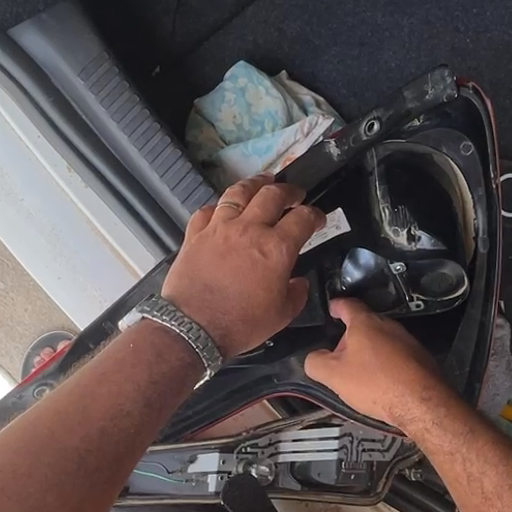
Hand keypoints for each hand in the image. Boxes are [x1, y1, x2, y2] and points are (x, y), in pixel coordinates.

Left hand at [162, 175, 324, 355]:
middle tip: (295, 194)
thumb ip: (296, 294)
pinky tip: (221, 210)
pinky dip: (218, 207)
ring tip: (262, 182)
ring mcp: (219, 228)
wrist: (193, 328)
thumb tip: (298, 282)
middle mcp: (249, 229)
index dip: (315, 215)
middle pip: (272, 194)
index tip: (318, 218)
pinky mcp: (195, 234)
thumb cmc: (241, 324)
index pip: (303, 218)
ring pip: (238, 192)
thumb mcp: (282, 315)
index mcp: (277, 248)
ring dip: (254, 184)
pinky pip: (207, 210)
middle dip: (289, 190)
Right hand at [305, 298, 451, 428]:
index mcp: (365, 323)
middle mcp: (388, 326)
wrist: (421, 403)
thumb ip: (315, 362)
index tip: (332, 308)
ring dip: (368, 354)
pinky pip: (396, 356)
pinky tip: (380, 385)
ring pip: (381, 341)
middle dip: (350, 338)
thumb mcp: (333, 376)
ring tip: (360, 376)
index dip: (336, 306)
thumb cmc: (378, 384)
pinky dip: (385, 365)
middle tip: (339, 358)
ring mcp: (407, 341)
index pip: (347, 305)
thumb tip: (313, 358)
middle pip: (364, 325)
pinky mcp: (419, 358)